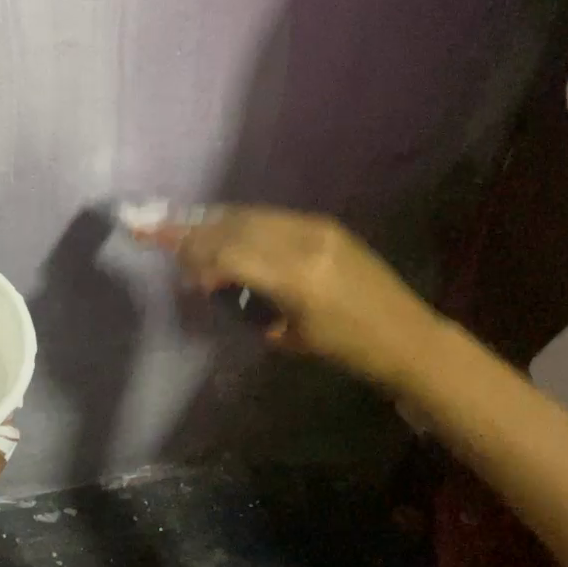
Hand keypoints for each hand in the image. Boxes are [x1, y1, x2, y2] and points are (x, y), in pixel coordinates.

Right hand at [142, 204, 442, 388]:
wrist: (411, 339)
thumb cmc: (350, 351)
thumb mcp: (292, 336)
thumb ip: (249, 303)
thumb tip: (211, 280)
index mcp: (296, 278)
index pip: (227, 253)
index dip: (190, 252)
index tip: (159, 252)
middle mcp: (303, 242)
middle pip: (232, 227)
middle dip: (191, 230)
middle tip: (155, 231)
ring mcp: (314, 227)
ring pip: (247, 215)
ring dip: (212, 222)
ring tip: (184, 228)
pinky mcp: (322, 223)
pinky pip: (269, 216)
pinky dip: (239, 222)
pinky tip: (223, 229)